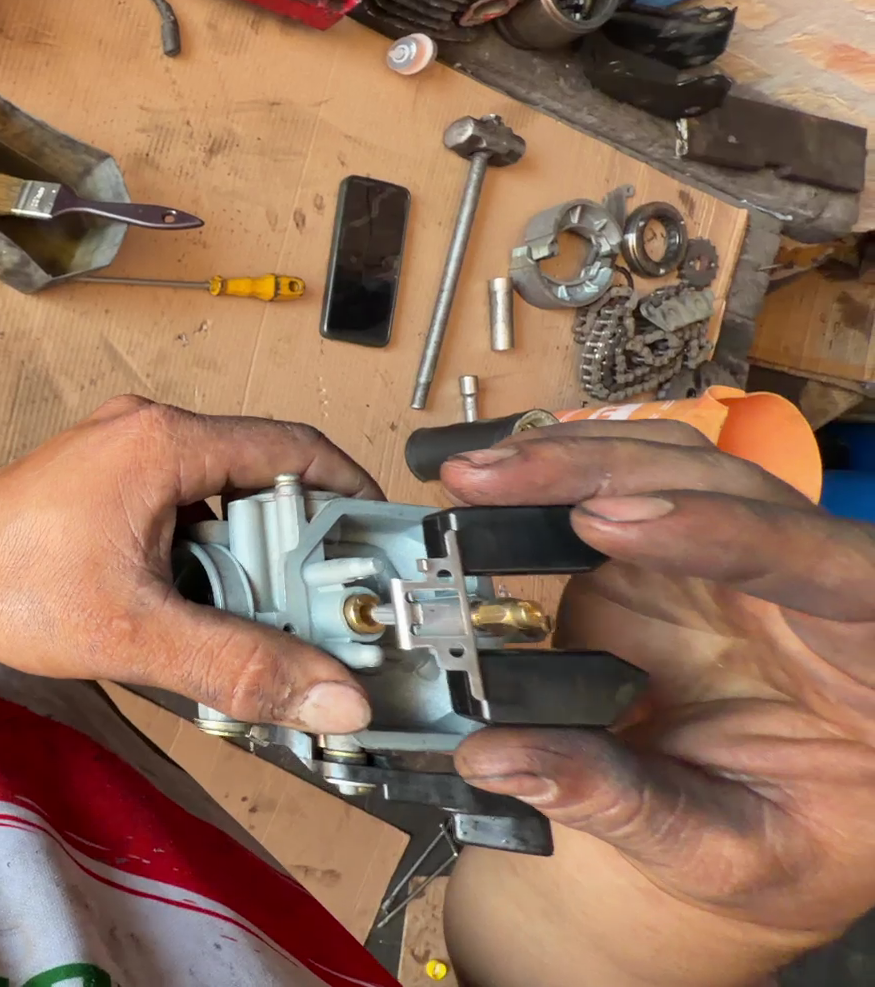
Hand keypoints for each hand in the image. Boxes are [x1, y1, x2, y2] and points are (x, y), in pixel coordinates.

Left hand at [0, 396, 376, 733]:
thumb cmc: (11, 586)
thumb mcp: (136, 632)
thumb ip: (240, 664)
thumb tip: (330, 693)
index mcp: (161, 442)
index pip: (292, 448)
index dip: (348, 493)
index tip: (378, 544)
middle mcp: (141, 429)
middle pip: (255, 472)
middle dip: (292, 540)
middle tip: (313, 604)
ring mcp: (115, 448)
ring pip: (215, 489)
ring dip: (243, 547)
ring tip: (251, 611)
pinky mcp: (98, 474)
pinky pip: (175, 498)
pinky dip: (200, 543)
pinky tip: (194, 596)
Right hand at [440, 421, 874, 949]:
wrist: (715, 820)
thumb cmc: (757, 844)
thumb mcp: (711, 851)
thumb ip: (614, 799)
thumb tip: (493, 754)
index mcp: (868, 664)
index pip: (835, 570)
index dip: (728, 531)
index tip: (607, 521)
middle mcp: (801, 593)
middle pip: (727, 486)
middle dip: (599, 469)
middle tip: (491, 478)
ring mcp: (720, 565)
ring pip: (667, 464)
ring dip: (563, 456)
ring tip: (472, 474)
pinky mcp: (650, 557)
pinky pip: (615, 481)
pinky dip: (552, 464)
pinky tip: (494, 470)